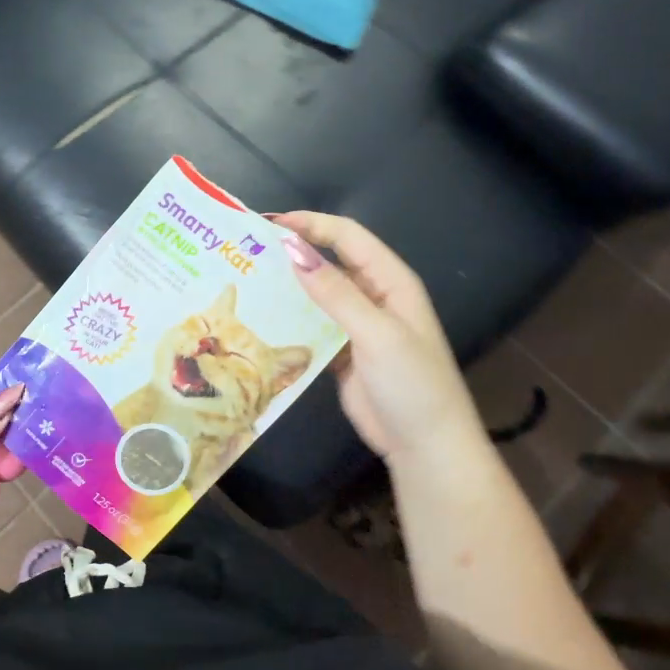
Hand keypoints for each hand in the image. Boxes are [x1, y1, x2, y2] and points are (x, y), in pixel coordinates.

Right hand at [270, 212, 485, 466]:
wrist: (426, 446)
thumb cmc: (412, 384)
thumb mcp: (376, 333)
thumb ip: (335, 292)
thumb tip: (293, 250)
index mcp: (391, 282)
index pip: (348, 237)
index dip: (312, 224)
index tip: (268, 224)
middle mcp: (373, 296)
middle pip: (330, 260)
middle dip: (293, 249)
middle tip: (247, 248)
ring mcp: (356, 324)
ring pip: (316, 292)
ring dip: (286, 283)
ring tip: (244, 276)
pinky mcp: (340, 351)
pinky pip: (310, 323)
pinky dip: (288, 316)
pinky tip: (258, 316)